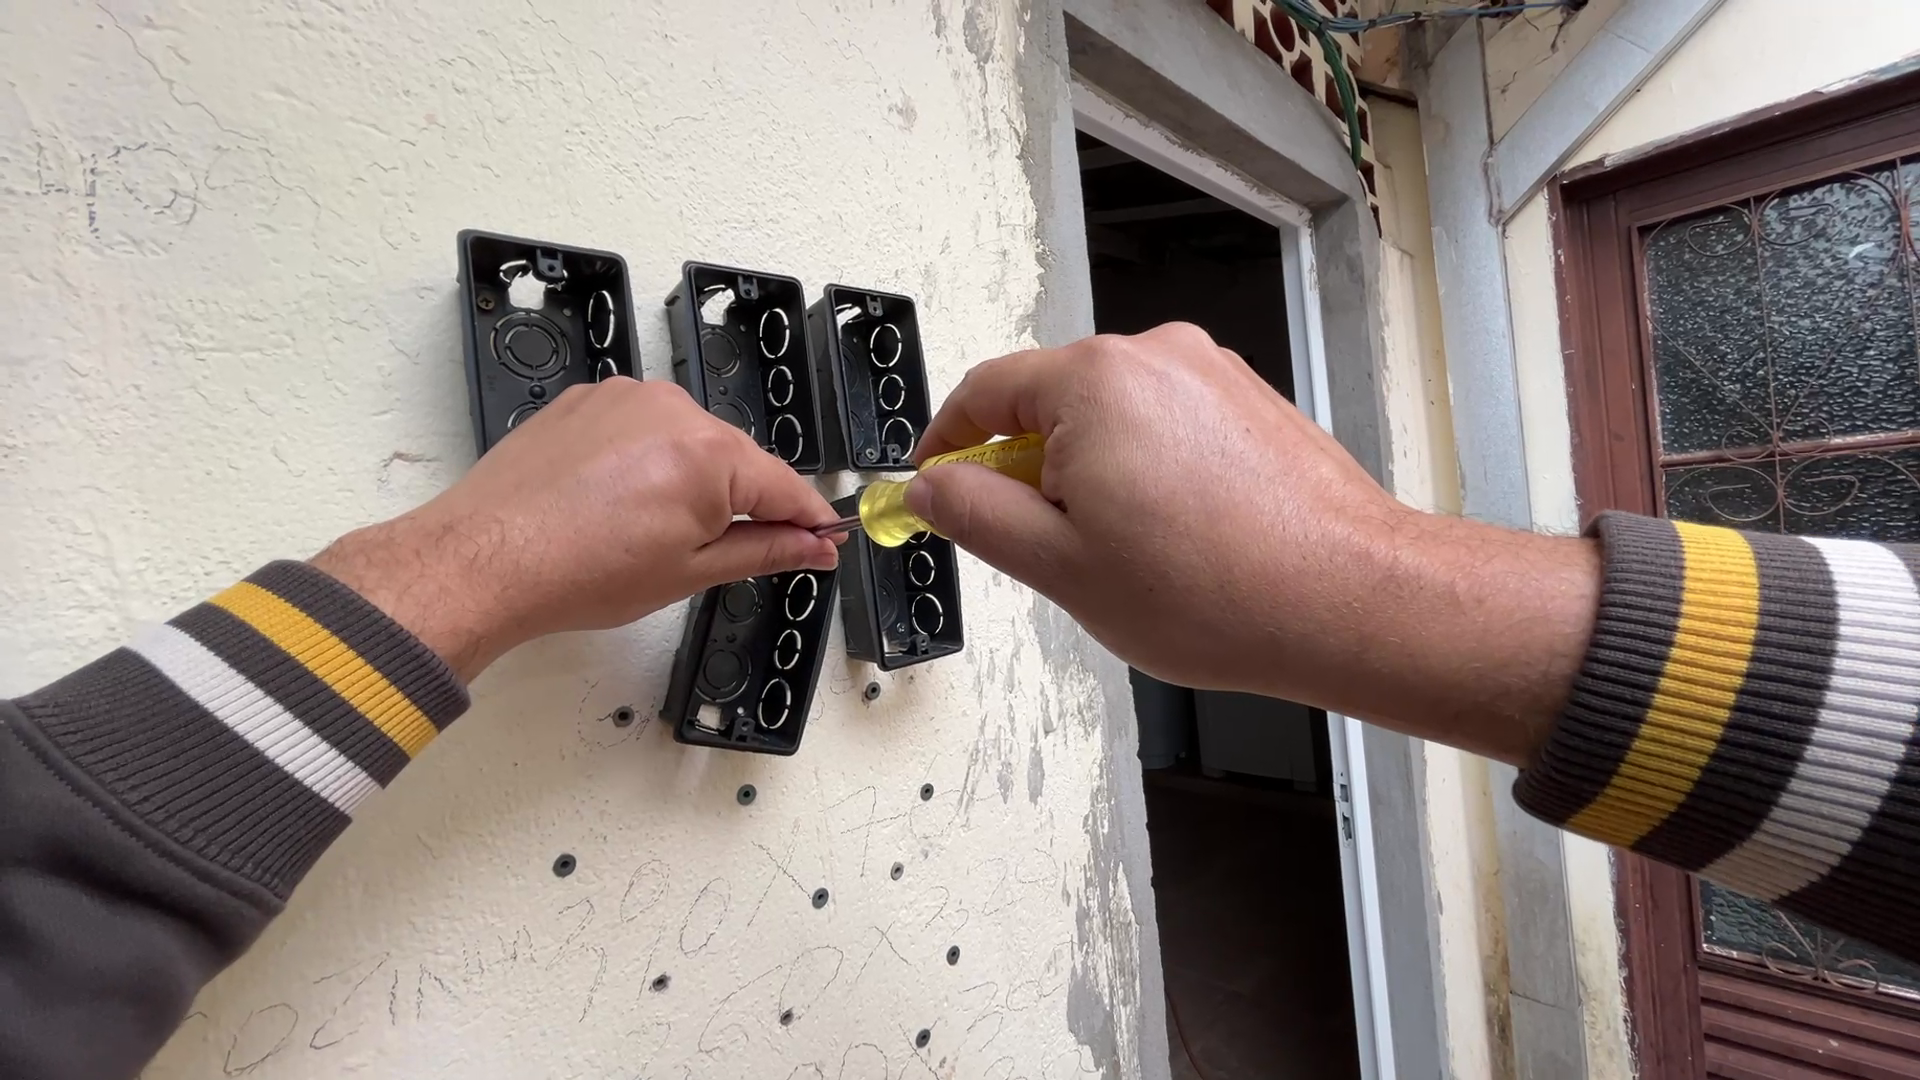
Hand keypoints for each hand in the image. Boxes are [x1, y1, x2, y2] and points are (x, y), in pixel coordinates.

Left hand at [312, 378, 839, 680]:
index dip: (808, 519)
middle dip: (745, 502)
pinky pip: (648, 427)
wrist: (482, 561)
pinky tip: (624, 499)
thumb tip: (815, 547)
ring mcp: (627, 397)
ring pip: (693, 442)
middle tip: (723, 550)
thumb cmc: (582, 572)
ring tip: (656, 529)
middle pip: (739, 460)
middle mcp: (674, 409)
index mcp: (710, 453)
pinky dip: (653, 460)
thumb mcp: (694, 570)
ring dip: (696, 479)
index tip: (823, 540)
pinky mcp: (590, 400)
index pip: (785, 486)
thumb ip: (768, 550)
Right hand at [903, 323, 1597, 764]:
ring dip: (1083, 471)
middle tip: (1039, 541)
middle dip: (1024, 468)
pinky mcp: (1241, 397)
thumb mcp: (1057, 564)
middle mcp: (1152, 357)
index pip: (984, 394)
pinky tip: (1165, 529)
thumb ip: (974, 514)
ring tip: (1118, 546)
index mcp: (1093, 382)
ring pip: (1102, 415)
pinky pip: (1157, 421)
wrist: (1349, 601)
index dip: (947, 443)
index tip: (937, 481)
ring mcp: (1204, 372)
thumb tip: (931, 487)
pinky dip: (1136, 465)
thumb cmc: (1217, 590)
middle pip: (1045, 402)